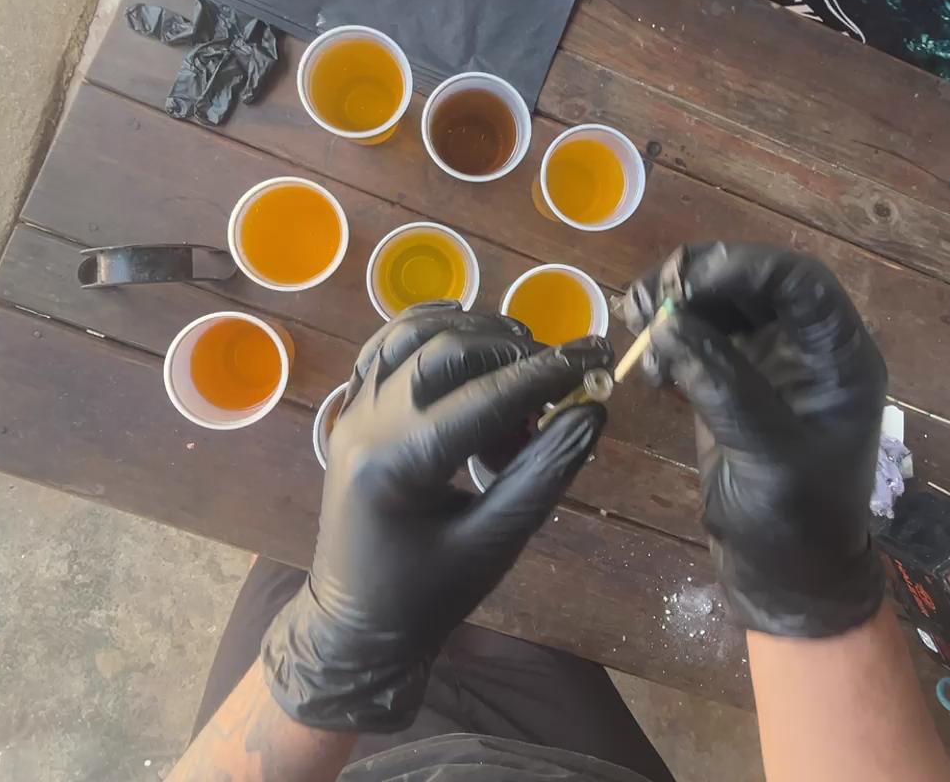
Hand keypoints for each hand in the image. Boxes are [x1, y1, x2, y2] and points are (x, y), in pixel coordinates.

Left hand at [261, 302, 612, 730]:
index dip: (547, 373)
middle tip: (560, 369)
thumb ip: (544, 474)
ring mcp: (353, 409)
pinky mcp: (353, 407)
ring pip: (414, 335)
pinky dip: (428, 325)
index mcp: (398, 464)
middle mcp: (367, 422)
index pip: (485, 397)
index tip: (596, 356)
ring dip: (475, 332)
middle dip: (513, 350)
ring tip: (522, 351)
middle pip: (447, 352)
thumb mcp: (494, 545)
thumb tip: (592, 412)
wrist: (355, 624)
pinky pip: (386, 345)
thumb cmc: (427, 596)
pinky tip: (465, 327)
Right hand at [622, 243, 888, 637]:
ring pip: (716, 302)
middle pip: (749, 282)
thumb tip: (668, 321)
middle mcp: (803, 347)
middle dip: (694, 283)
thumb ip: (721, 383)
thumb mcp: (765, 454)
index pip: (798, 281)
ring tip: (636, 327)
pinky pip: (695, 336)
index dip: (743, 267)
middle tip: (645, 302)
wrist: (782, 576)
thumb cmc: (794, 524)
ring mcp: (765, 360)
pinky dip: (666, 338)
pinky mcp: (730, 377)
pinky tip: (647, 365)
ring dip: (672, 306)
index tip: (684, 285)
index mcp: (836, 357)